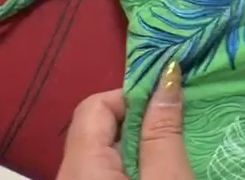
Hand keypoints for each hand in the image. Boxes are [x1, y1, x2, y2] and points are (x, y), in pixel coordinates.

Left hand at [58, 63, 193, 179]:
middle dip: (140, 116)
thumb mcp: (166, 178)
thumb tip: (169, 74)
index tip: (167, 102)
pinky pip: (106, 168)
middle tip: (176, 122)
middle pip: (99, 126)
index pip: (95, 105)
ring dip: (139, 140)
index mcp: (80, 166)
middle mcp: (69, 175)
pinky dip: (132, 161)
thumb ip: (163, 129)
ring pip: (105, 148)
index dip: (133, 96)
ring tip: (171, 146)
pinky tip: (157, 170)